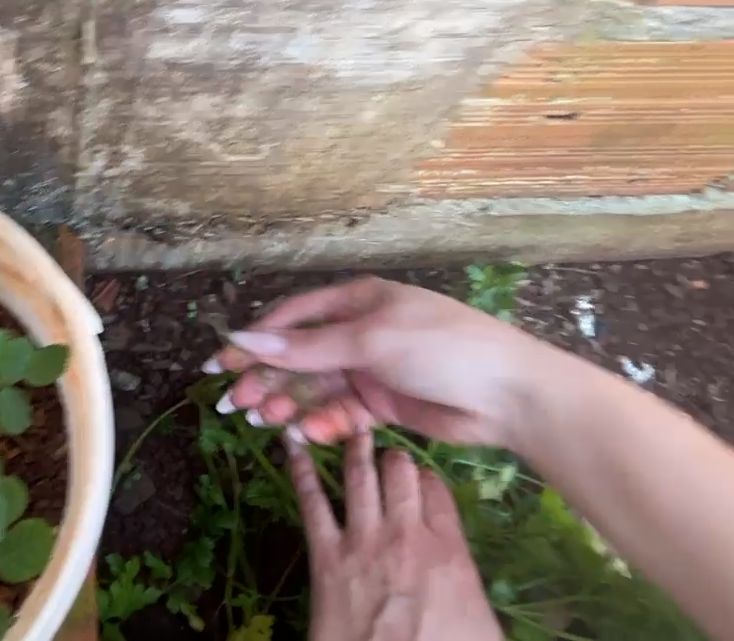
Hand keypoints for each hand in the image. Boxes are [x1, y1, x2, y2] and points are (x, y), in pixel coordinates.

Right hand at [211, 276, 566, 446]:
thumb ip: (306, 346)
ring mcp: (369, 368)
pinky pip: (341, 412)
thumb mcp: (369, 340)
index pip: (291, 318)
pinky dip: (322, 422)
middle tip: (235, 403)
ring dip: (289, 402)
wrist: (511, 395)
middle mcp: (356, 332)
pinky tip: (306, 433)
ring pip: (316, 387)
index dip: (256, 339)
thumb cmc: (439, 346)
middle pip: (299, 355)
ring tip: (263, 420)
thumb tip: (243, 339)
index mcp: (354, 301)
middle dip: (267, 377)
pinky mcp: (383, 404)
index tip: (222, 362)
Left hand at [290, 433, 503, 640]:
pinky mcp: (325, 554)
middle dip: (393, 457)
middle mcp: (405, 534)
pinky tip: (292, 444)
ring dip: (355, 448)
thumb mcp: (485, 634)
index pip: (438, 492)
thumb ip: (476, 598)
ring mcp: (362, 540)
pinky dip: (300, 469)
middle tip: (387, 450)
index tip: (422, 477)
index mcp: (450, 553)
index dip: (428, 479)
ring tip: (352, 428)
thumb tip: (482, 598)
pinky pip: (311, 501)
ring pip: (358, 474)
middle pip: (399, 472)